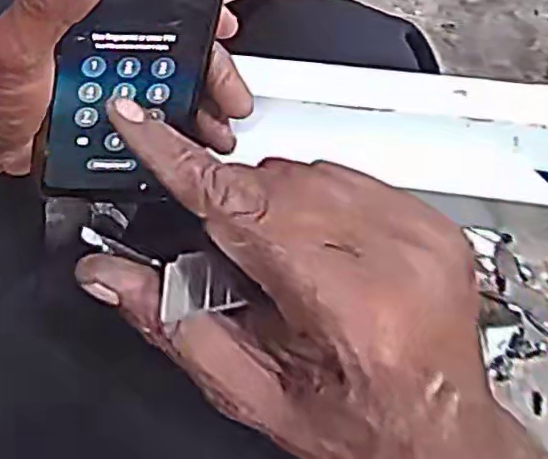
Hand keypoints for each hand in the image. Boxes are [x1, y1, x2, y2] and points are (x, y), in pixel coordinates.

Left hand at [0, 0, 255, 176]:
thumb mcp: (19, 42)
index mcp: (77, 6)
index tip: (218, 13)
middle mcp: (93, 32)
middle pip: (165, 35)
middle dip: (204, 56)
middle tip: (226, 82)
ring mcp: (99, 69)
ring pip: (162, 73)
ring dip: (196, 91)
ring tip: (216, 115)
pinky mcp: (101, 101)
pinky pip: (148, 104)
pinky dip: (174, 118)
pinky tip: (186, 132)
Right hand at [73, 98, 544, 458]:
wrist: (443, 436)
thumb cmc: (353, 422)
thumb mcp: (250, 389)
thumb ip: (170, 319)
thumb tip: (105, 274)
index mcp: (352, 311)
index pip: (237, 205)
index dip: (175, 158)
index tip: (134, 120)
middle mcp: (394, 259)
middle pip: (266, 183)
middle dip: (236, 209)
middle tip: (247, 264)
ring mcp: (417, 230)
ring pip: (297, 169)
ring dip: (275, 202)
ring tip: (293, 264)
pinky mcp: (426, 214)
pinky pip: (336, 171)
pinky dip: (312, 198)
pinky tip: (324, 249)